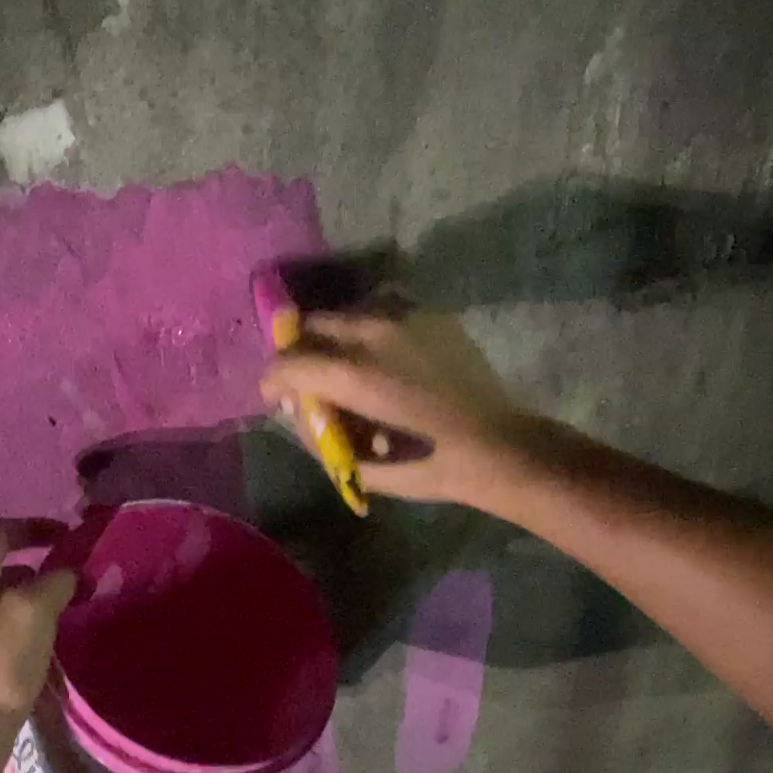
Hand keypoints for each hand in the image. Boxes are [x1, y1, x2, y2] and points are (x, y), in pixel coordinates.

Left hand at [0, 519, 76, 746]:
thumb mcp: (34, 615)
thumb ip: (55, 580)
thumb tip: (65, 573)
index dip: (36, 527)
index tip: (69, 537)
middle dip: (34, 565)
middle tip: (68, 580)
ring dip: (24, 595)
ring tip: (56, 613)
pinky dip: (10, 620)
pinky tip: (30, 643)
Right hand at [260, 311, 545, 511]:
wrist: (501, 444)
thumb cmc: (433, 465)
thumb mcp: (366, 467)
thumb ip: (320, 438)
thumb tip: (296, 412)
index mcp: (355, 374)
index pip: (288, 362)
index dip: (272, 380)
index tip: (275, 395)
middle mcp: (372, 333)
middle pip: (310, 325)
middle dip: (299, 352)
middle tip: (309, 378)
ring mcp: (404, 316)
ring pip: (344, 313)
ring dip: (333, 336)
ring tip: (346, 363)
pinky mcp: (429, 313)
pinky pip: (381, 306)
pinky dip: (368, 325)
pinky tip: (381, 351)